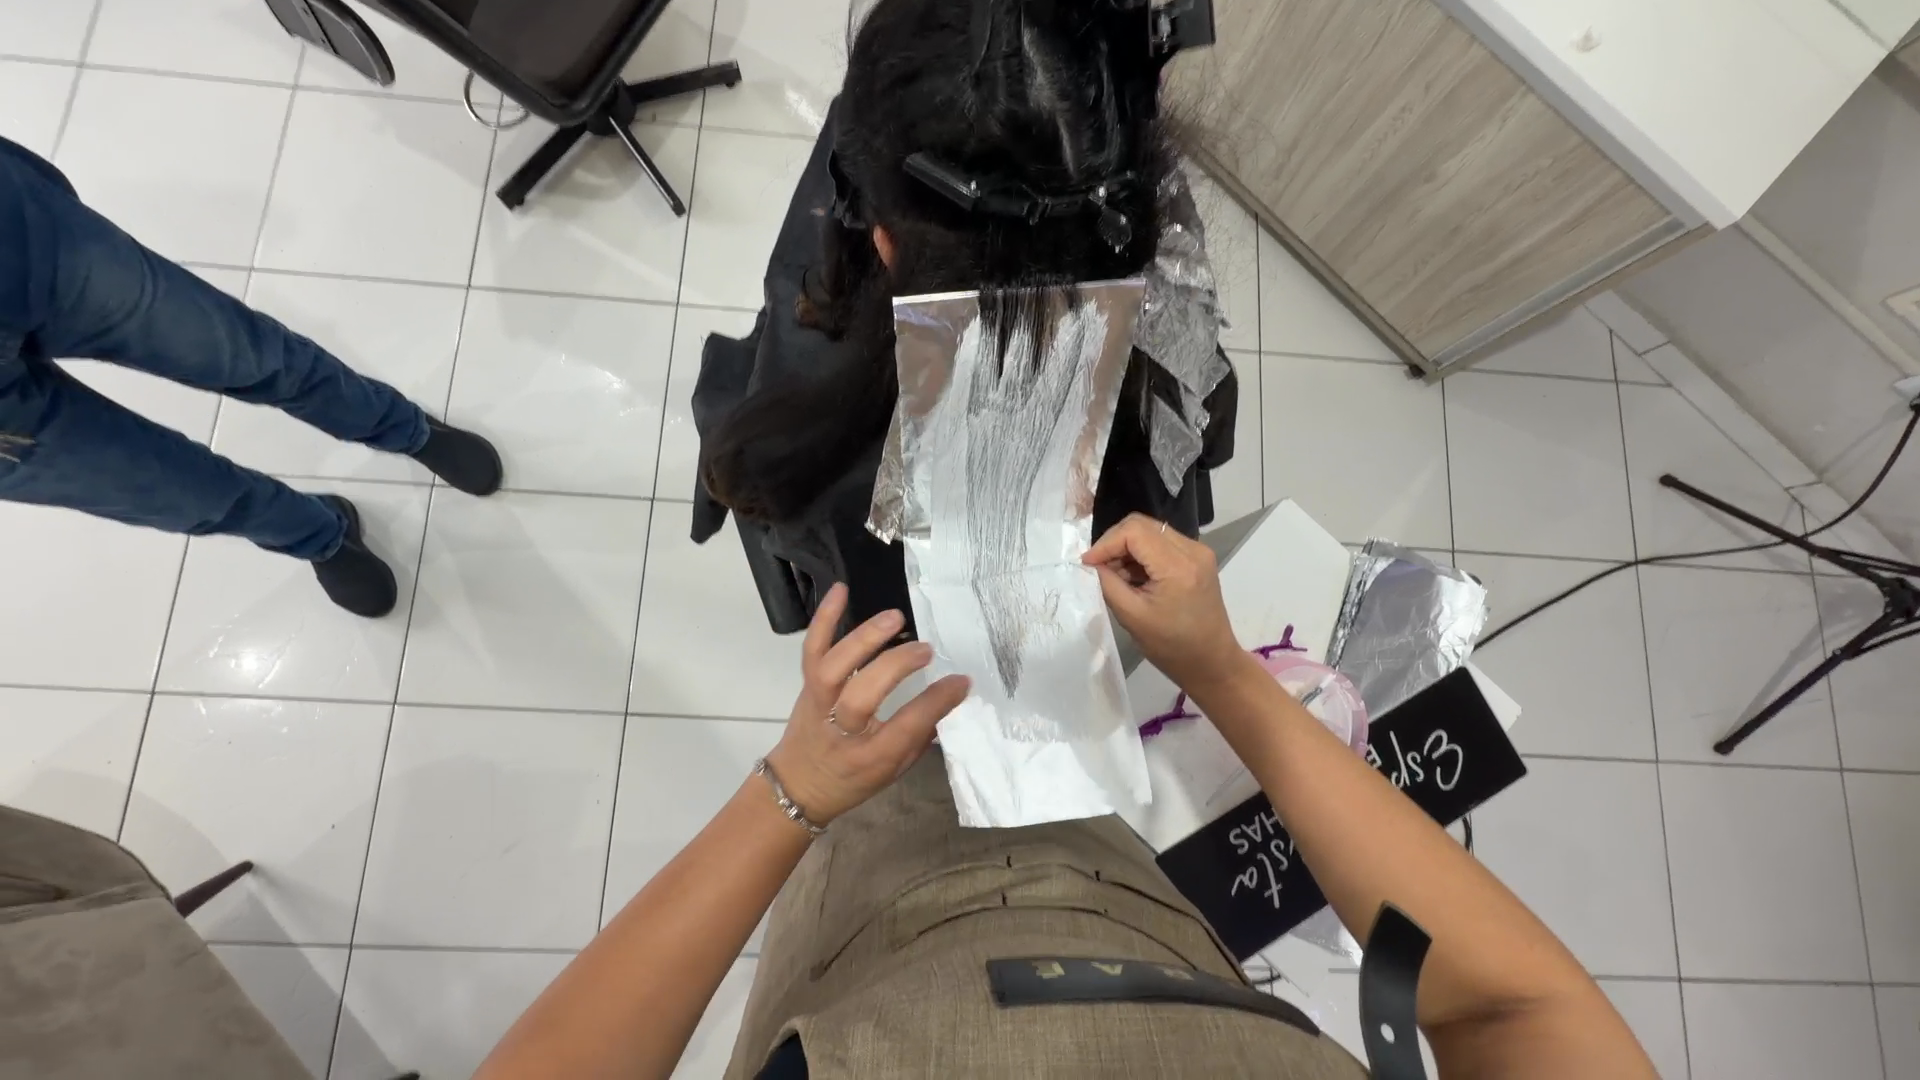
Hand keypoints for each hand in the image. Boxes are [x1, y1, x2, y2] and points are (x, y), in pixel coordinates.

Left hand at [764, 584, 970, 826]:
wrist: (798, 785)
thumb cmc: (854, 779)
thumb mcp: (895, 769)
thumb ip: (921, 734)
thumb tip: (951, 693)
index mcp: (872, 758)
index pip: (907, 726)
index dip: (937, 701)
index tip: (962, 680)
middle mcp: (842, 731)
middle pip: (863, 695)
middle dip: (896, 666)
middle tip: (926, 649)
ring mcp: (819, 705)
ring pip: (833, 669)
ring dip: (864, 639)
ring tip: (895, 617)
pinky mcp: (805, 684)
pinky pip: (811, 649)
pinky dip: (824, 617)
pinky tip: (841, 589)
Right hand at [1083, 513, 1244, 688]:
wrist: (1212, 662)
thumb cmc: (1172, 646)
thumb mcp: (1131, 616)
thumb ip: (1108, 583)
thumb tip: (1091, 564)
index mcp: (1178, 567)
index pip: (1134, 532)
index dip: (1105, 543)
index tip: (1088, 564)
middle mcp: (1192, 550)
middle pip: (1142, 524)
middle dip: (1114, 543)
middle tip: (1100, 569)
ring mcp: (1198, 552)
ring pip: (1151, 531)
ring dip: (1127, 548)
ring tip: (1116, 576)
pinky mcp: (1197, 558)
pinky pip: (1161, 542)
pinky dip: (1141, 554)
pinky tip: (1134, 576)